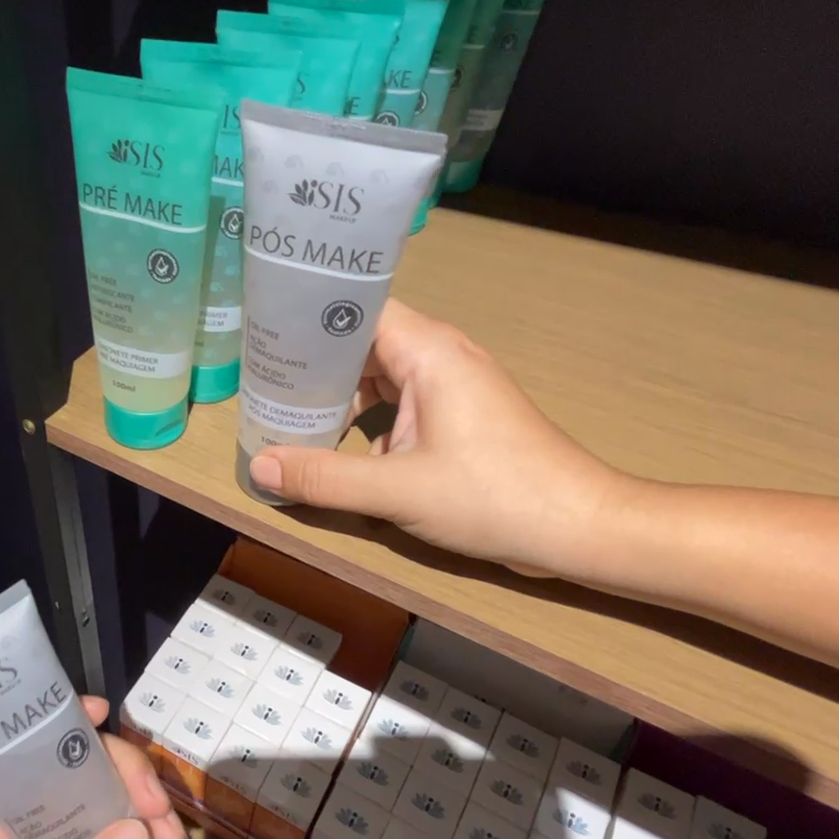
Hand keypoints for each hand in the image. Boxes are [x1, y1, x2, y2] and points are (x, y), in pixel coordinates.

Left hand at [0, 696, 188, 838]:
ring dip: (140, 807)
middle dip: (115, 776)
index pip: (9, 766)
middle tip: (156, 801)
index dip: (48, 732)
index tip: (98, 714)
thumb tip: (134, 830)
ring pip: (97, 804)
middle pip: (65, 777)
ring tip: (174, 836)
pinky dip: (146, 838)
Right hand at [248, 297, 629, 576]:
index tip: (266, 339)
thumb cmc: (494, 496)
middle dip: (314, 367)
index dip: (310, 320)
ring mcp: (452, 387)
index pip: (357, 310)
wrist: (579, 528)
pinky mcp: (457, 417)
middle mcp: (440, 357)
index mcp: (429, 352)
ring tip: (290, 418)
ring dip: (340, 399)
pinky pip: (399, 405)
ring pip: (379, 378)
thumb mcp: (397, 490)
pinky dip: (368, 423)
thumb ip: (324, 478)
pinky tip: (340, 451)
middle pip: (362, 344)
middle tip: (264, 387)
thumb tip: (259, 468)